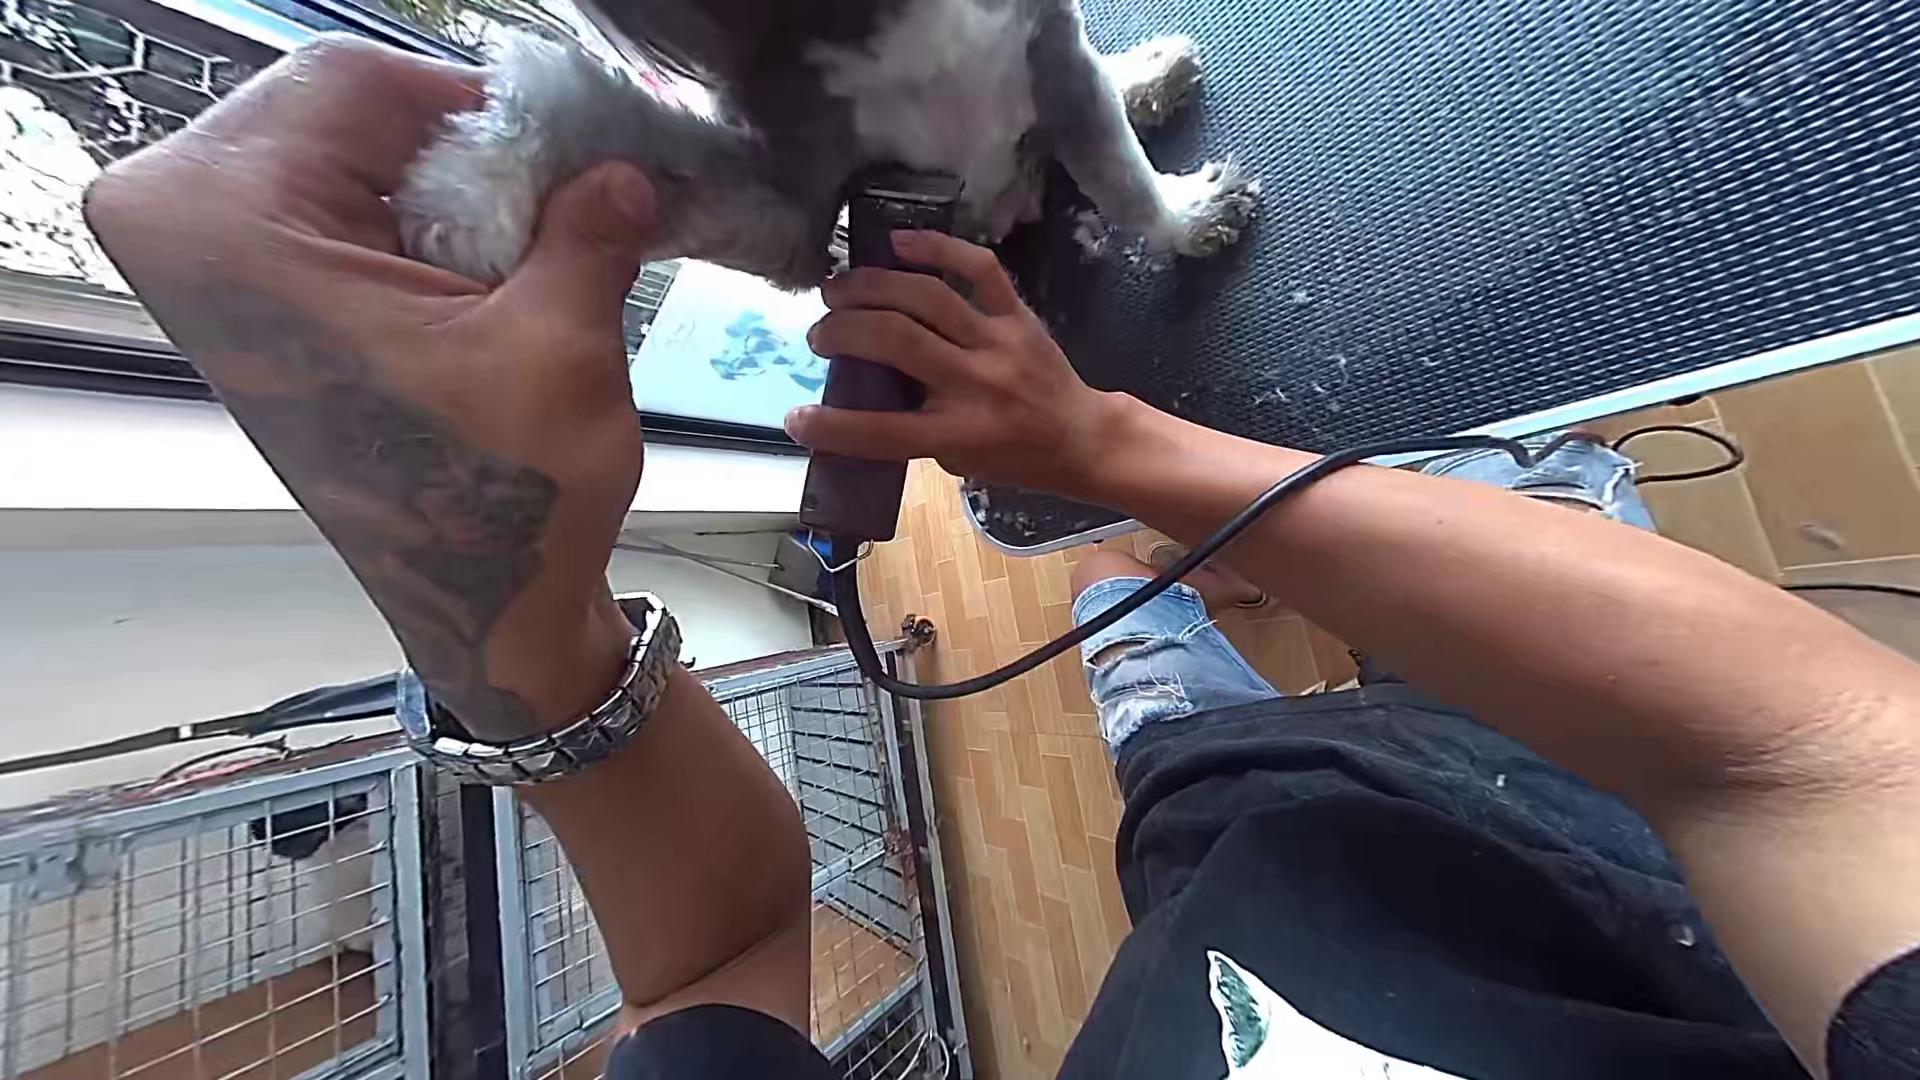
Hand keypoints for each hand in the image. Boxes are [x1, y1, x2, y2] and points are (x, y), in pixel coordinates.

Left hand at [84, 37, 656, 739]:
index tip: (592, 159)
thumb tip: (629, 170)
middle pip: (365, 130)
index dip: (497, 113)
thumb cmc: (514, 491)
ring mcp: (238, 279)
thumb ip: (590, 236)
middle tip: (586, 222)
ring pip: (381, 185)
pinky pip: (380, 241)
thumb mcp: (564, 349)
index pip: (364, 83)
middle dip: (493, 171)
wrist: (490, 598)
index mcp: (227, 216)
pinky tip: (521, 302)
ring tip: (560, 273)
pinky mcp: (290, 320)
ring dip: (487, 219)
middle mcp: (197, 228)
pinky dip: (464, 255)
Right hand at [785, 231, 1125, 497]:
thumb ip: (913, 432)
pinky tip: (898, 244)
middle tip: (821, 332)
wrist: (1082, 439)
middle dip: (842, 330)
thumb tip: (866, 394)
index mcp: (959, 434)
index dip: (829, 428)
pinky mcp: (1020, 316)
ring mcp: (999, 344)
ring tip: (839, 289)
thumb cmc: (1016, 460)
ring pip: (925, 297)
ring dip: (870, 286)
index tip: (794, 418)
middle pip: (894, 340)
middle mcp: (976, 384)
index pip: (880, 432)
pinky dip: (936, 248)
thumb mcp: (959, 462)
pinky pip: (979, 269)